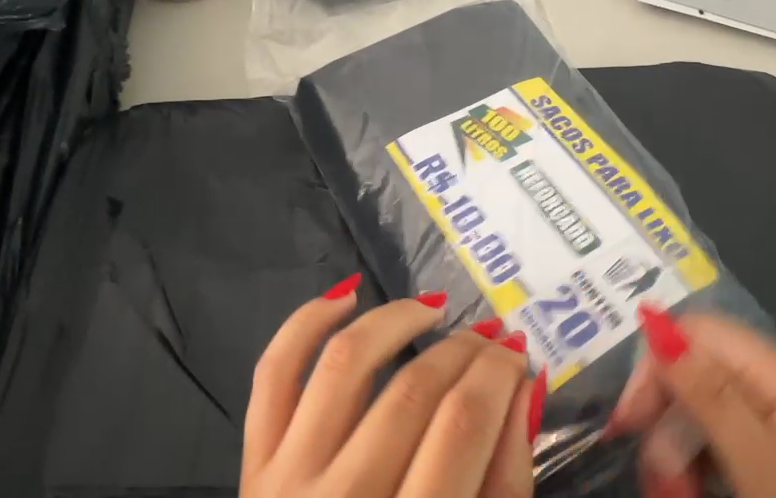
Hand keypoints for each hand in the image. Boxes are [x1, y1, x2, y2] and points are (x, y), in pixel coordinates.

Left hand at [242, 274, 543, 497]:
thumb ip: (507, 480)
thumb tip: (522, 385)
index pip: (462, 423)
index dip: (498, 374)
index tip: (516, 354)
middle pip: (414, 392)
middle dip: (463, 351)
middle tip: (489, 337)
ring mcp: (286, 484)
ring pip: (345, 365)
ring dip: (395, 320)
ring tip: (432, 308)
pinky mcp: (253, 469)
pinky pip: (273, 375)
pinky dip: (305, 323)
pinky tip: (346, 296)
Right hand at [607, 306, 775, 497]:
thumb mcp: (765, 470)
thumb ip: (713, 397)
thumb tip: (654, 323)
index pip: (697, 332)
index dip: (654, 369)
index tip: (627, 427)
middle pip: (697, 369)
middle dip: (667, 420)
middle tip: (661, 482)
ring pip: (703, 406)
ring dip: (679, 449)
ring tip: (679, 492)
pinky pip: (723, 435)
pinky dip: (701, 461)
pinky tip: (696, 489)